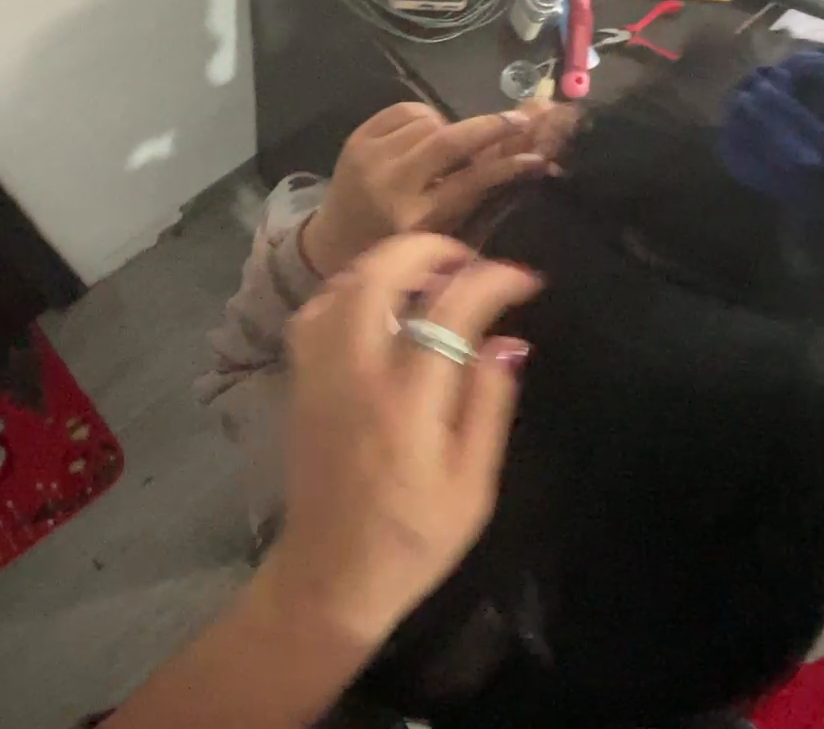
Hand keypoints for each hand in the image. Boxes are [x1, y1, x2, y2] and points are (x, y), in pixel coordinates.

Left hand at [267, 234, 542, 647]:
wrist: (328, 576)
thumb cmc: (412, 537)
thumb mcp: (472, 485)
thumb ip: (489, 403)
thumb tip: (509, 340)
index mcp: (406, 400)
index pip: (450, 308)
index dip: (492, 279)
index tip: (524, 279)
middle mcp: (354, 372)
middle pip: (379, 273)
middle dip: (428, 247)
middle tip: (468, 260)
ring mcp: (318, 372)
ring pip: (342, 283)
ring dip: (388, 263)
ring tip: (429, 275)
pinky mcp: (299, 380)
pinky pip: (317, 309)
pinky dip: (350, 287)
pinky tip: (377, 303)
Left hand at [301, 102, 573, 276]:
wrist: (333, 241)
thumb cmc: (394, 245)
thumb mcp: (439, 231)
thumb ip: (475, 197)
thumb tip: (526, 160)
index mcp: (415, 219)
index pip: (470, 183)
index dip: (508, 166)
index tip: (538, 155)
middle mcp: (391, 186)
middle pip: (449, 141)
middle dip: (491, 125)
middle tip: (522, 118)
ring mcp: (370, 157)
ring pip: (430, 121)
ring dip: (451, 127)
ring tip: (452, 146)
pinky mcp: (357, 138)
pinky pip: (405, 109)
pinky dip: (425, 117)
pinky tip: (425, 135)